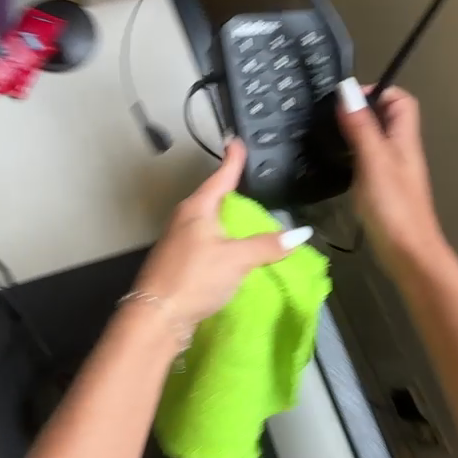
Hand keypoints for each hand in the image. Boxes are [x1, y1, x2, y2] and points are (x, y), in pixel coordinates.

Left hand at [132, 141, 311, 331]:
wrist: (156, 316)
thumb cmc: (195, 277)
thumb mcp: (237, 259)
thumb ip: (268, 245)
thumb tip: (301, 233)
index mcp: (197, 208)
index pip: (220, 177)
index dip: (232, 160)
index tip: (236, 141)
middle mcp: (185, 218)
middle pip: (212, 198)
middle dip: (230, 190)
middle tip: (248, 181)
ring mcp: (178, 239)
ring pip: (207, 221)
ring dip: (226, 218)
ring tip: (246, 216)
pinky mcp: (177, 260)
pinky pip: (204, 240)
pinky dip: (220, 238)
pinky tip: (231, 249)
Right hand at [335, 79, 448, 267]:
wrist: (408, 255)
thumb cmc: (393, 207)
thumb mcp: (374, 161)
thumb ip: (361, 127)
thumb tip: (347, 90)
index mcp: (404, 140)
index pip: (400, 100)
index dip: (377, 92)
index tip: (346, 100)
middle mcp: (401, 151)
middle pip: (387, 117)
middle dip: (361, 110)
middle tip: (331, 117)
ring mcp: (392, 171)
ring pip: (376, 139)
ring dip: (354, 132)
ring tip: (328, 136)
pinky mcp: (382, 190)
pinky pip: (368, 160)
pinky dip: (352, 155)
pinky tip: (337, 164)